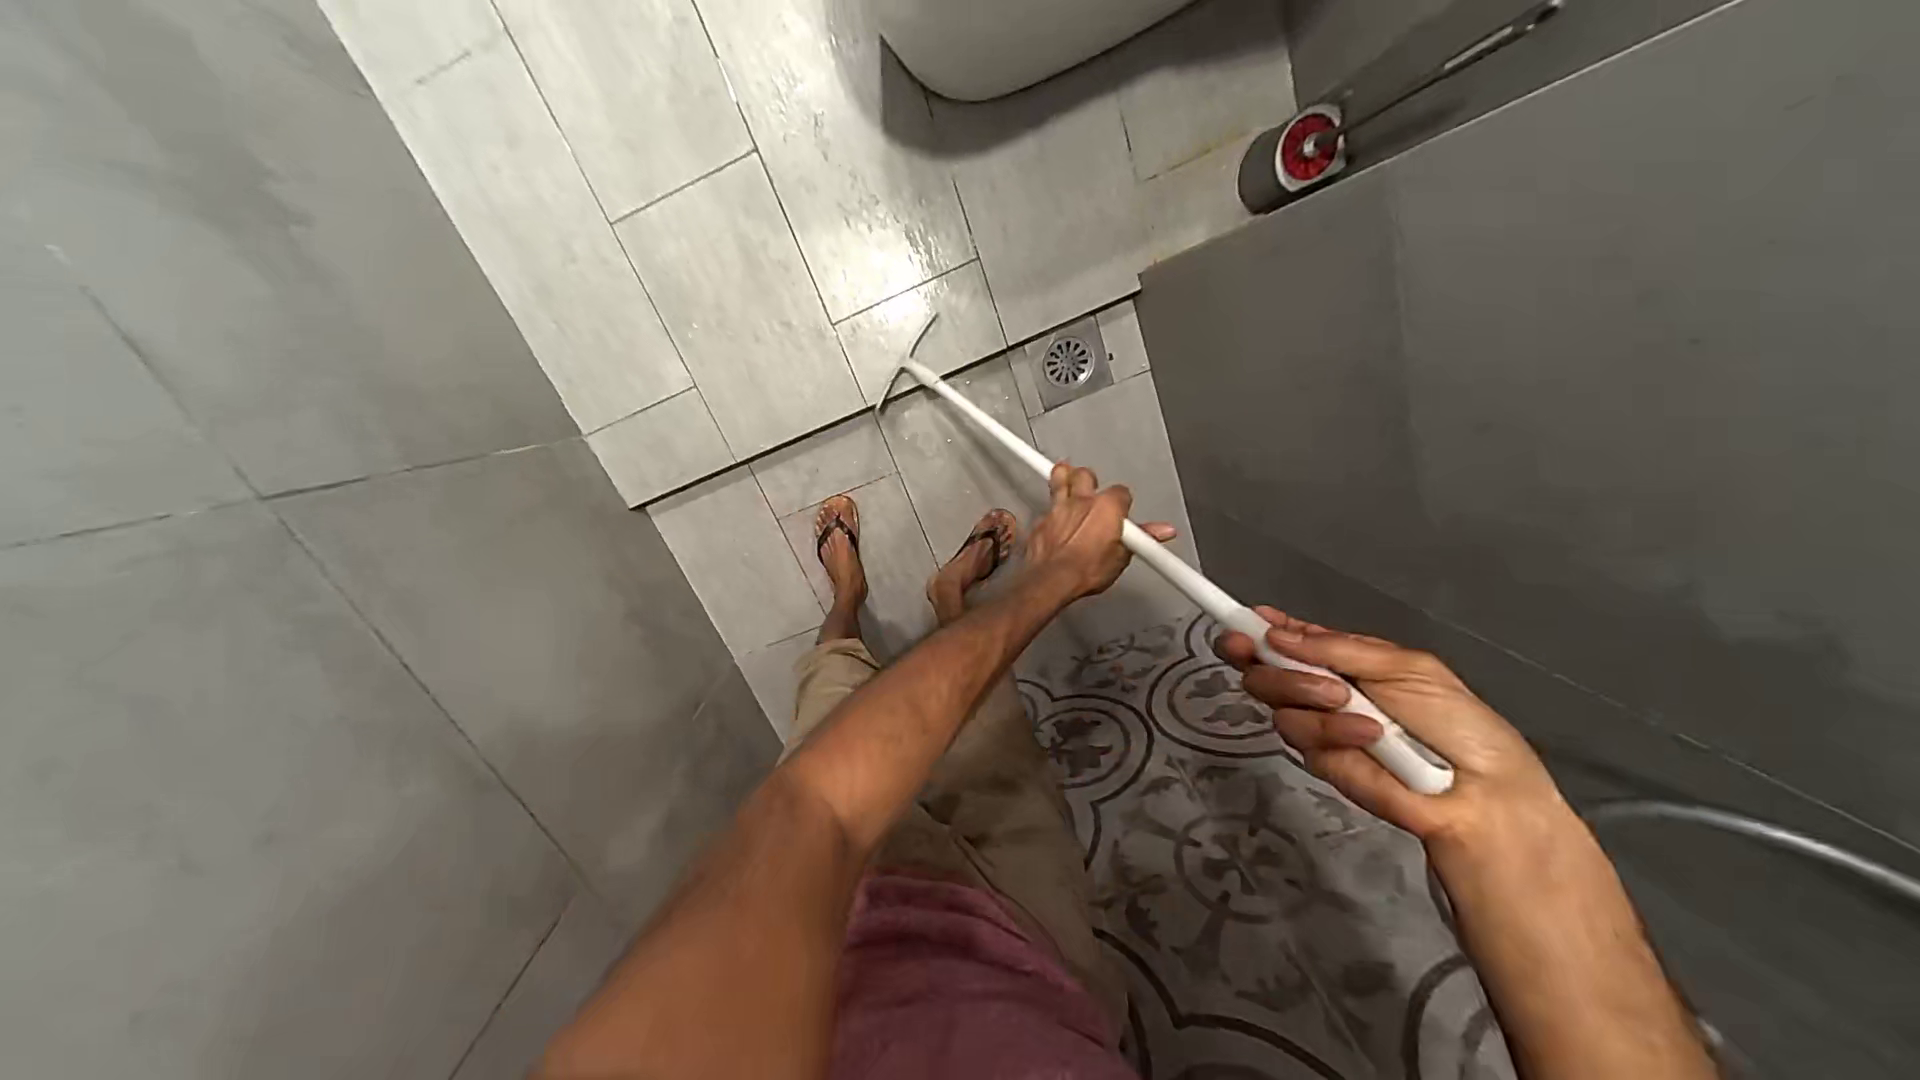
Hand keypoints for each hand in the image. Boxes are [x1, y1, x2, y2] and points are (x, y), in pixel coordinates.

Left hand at [1023, 463, 1174, 601]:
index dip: (1122, 502)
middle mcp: (1081, 501)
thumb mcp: (1122, 557)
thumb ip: (1141, 539)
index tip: (1123, 513)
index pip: (1121, 492)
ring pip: (1060, 478)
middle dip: (1089, 479)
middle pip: (1085, 474)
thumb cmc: (1086, 569)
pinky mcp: (1040, 521)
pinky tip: (1052, 516)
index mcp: (1107, 506)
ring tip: (1068, 479)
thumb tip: (1162, 531)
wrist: (1052, 579)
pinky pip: (1045, 506)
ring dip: (1064, 477)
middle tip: (1092, 488)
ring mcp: (1058, 508)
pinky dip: (1050, 509)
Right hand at [1215, 609, 1573, 858]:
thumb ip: (1338, 649)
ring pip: (1274, 699)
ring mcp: (1315, 724)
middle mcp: (1318, 688)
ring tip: (1350, 705)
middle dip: (1263, 658)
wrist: (1480, 795)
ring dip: (1303, 693)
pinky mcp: (1317, 760)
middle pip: (1262, 667)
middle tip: (1265, 654)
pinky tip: (1367, 736)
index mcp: (1340, 659)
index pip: (1286, 639)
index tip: (1241, 621)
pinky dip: (1330, 730)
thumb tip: (1275, 635)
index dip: (1259, 628)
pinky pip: (1298, 734)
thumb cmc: (1457, 723)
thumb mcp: (1405, 666)